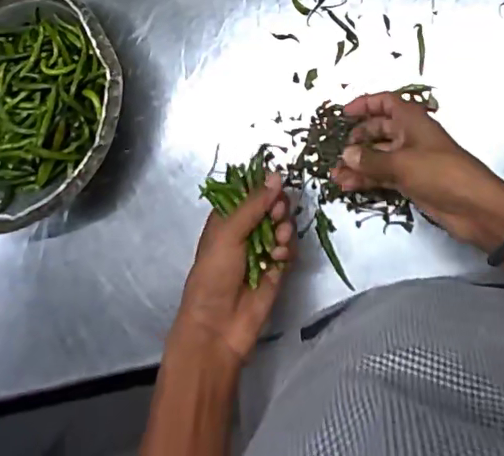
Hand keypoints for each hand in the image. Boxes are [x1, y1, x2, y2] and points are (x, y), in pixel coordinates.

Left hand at [168, 174, 294, 365]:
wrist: (218, 327)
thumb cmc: (213, 274)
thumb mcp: (228, 232)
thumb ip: (254, 204)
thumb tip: (276, 175)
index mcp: (227, 217)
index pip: (250, 191)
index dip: (264, 186)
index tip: (274, 185)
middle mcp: (245, 230)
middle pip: (271, 206)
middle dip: (278, 206)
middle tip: (277, 213)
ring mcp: (262, 250)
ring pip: (283, 225)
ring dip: (284, 227)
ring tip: (279, 239)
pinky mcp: (277, 269)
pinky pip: (289, 249)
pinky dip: (288, 248)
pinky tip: (280, 256)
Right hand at [332, 93, 503, 253]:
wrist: (476, 208)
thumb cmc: (441, 173)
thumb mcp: (402, 163)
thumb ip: (371, 159)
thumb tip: (346, 154)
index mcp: (412, 119)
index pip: (385, 102)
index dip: (364, 104)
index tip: (343, 114)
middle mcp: (409, 136)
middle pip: (378, 130)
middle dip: (356, 140)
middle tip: (337, 152)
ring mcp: (410, 160)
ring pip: (378, 156)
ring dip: (358, 164)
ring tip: (335, 175)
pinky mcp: (411, 182)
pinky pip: (383, 175)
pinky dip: (367, 179)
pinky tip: (348, 186)